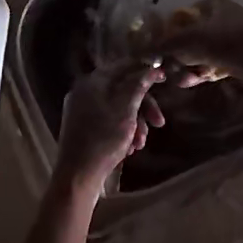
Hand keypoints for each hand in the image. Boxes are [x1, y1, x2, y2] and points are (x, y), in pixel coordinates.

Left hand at [56, 59, 166, 188]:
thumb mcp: (126, 110)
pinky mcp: (83, 127)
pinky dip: (123, 131)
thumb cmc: (103, 140)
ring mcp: (82, 110)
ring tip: (140, 144)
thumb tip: (151, 68)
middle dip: (144, 107)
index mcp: (92, 82)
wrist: (77, 176)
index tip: (165, 78)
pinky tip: (129, 148)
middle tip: (159, 124)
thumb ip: (138, 85)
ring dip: (135, 124)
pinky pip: (109, 121)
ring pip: (119, 108)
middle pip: (123, 90)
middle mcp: (85, 91)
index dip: (146, 70)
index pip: (124, 66)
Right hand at [153, 0, 242, 85]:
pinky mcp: (234, 60)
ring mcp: (228, 41)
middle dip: (175, 55)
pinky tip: (190, 82)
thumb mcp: (192, 39)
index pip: (179, 18)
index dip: (164, 35)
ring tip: (178, 79)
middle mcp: (218, 20)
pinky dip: (199, 74)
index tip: (153, 53)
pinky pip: (210, 66)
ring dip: (186, 67)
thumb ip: (164, 44)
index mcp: (210, 6)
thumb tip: (140, 52)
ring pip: (198, 55)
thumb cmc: (230, 41)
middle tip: (164, 69)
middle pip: (187, 39)